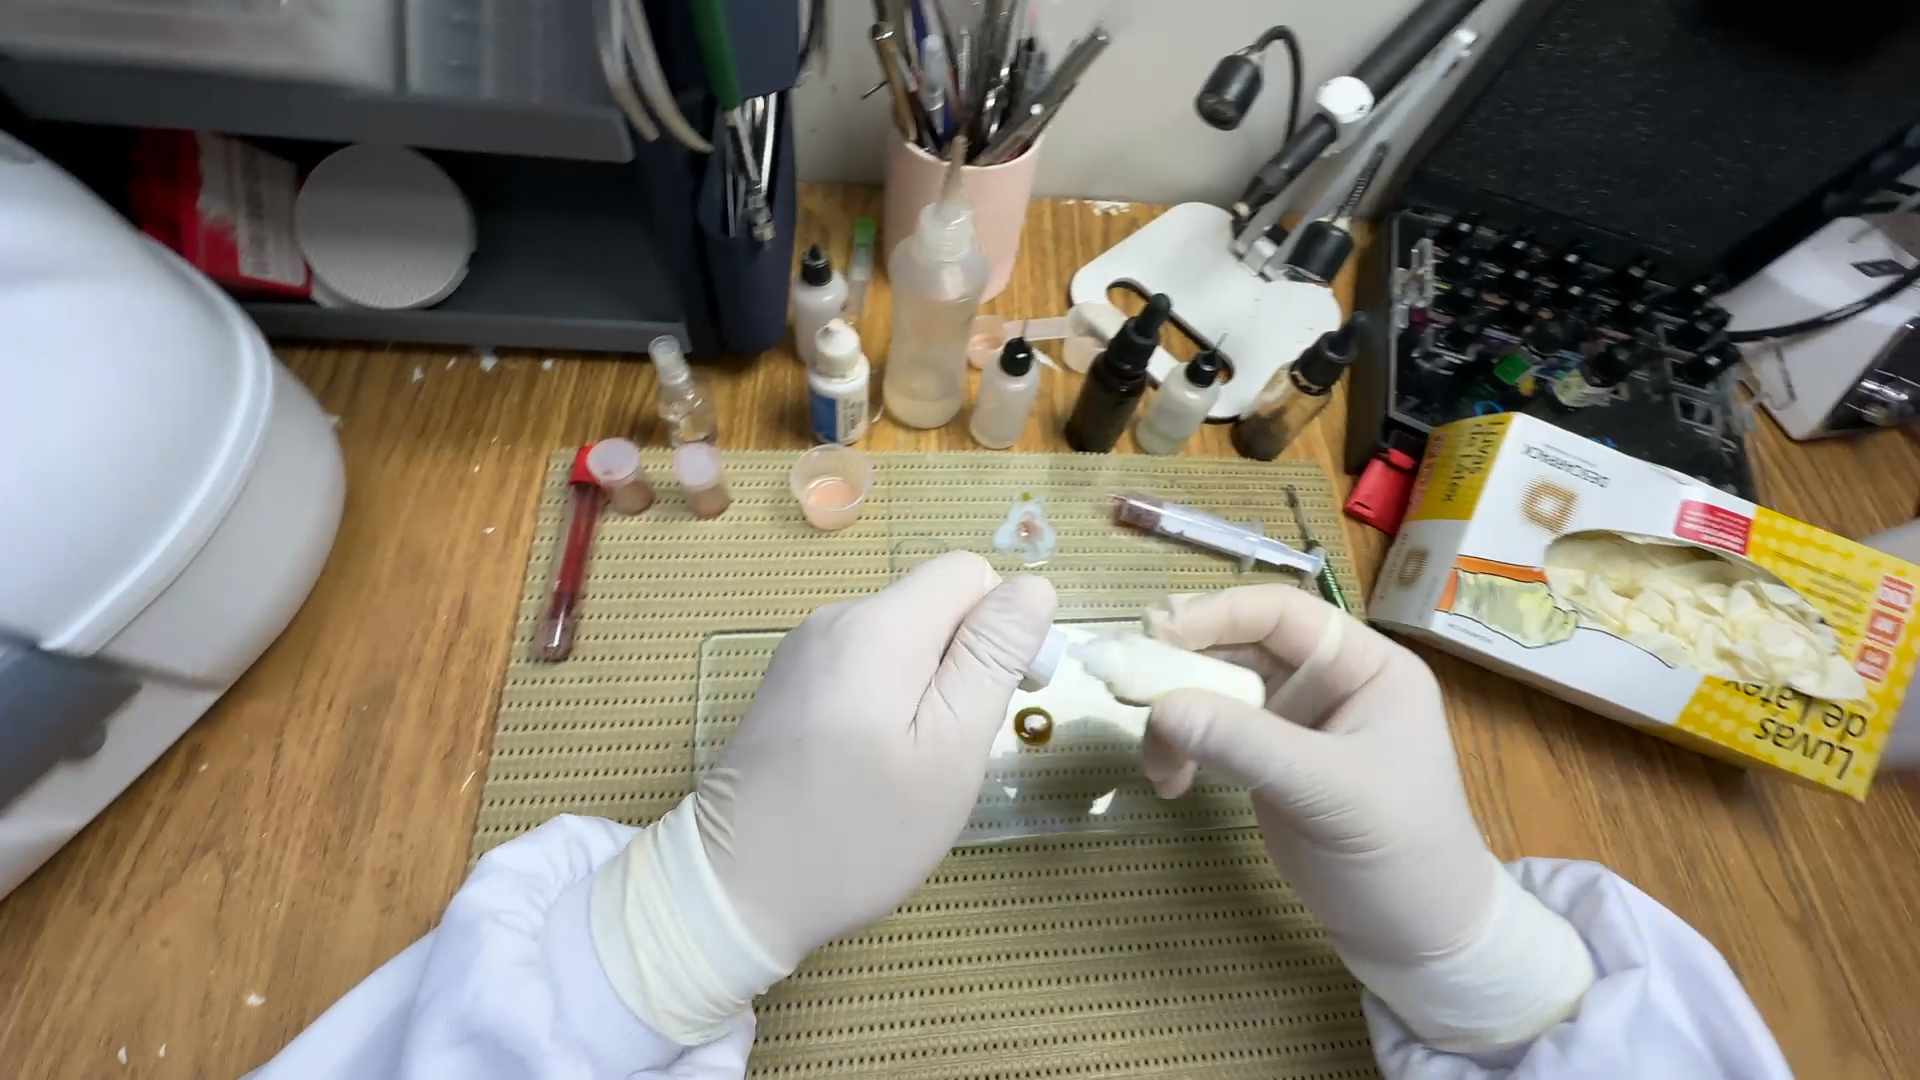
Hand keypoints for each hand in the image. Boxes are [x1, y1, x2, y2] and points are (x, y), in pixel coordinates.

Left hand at [696, 551, 1056, 966]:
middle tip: (954, 743)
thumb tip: (1033, 586)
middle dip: (965, 656)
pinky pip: (866, 658)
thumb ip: (992, 659)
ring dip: (928, 679)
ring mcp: (805, 647)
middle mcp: (836, 617)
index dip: (1000, 622)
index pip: (967, 571)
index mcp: (877, 626)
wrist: (733, 892)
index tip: (1000, 693)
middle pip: (933, 600)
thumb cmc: (858, 832)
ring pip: (903, 632)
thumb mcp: (949, 751)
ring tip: (912, 757)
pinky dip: (889, 692)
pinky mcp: (790, 678)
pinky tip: (872, 754)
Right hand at [1141, 584, 1493, 963]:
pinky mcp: (1258, 753)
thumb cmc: (1400, 855)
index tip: (1159, 634)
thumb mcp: (1331, 793)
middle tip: (1128, 683)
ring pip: (1209, 687)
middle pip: (1233, 645)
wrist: (1414, 938)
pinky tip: (1168, 782)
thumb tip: (1160, 708)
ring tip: (1154, 760)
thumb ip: (1247, 744)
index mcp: (1361, 665)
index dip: (1219, 614)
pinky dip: (1176, 748)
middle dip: (1180, 667)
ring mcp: (1287, 716)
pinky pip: (1203, 729)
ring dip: (1171, 717)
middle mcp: (1321, 678)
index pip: (1281, 613)